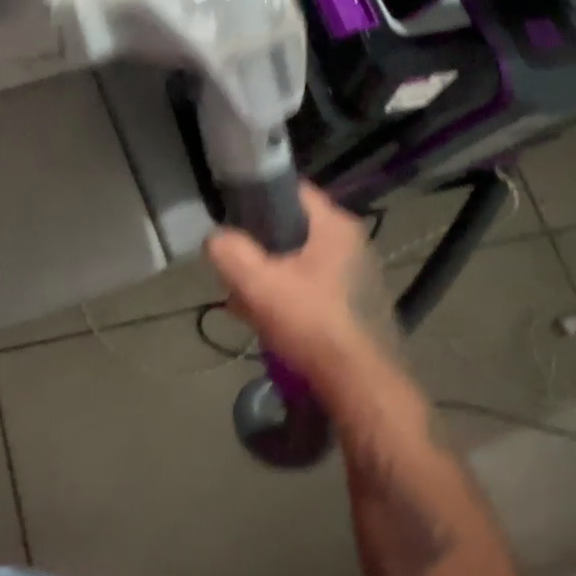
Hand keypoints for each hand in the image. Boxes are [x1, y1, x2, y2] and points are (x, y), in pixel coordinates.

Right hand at [204, 183, 388, 377]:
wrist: (360, 385)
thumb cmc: (310, 322)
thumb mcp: (256, 282)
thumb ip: (228, 250)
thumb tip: (216, 240)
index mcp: (336, 226)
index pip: (290, 190)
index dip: (256, 198)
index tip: (231, 219)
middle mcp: (353, 244)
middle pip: (291, 230)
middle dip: (258, 249)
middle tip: (234, 271)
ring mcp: (360, 277)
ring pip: (298, 263)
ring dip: (270, 278)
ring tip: (246, 304)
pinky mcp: (358, 307)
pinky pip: (312, 289)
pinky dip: (289, 299)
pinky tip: (271, 324)